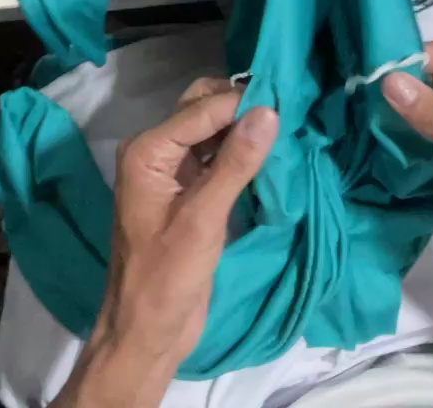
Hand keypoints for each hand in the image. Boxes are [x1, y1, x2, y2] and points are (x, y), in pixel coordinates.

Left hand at [55, 80, 276, 407]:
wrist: (145, 333)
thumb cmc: (166, 278)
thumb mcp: (203, 218)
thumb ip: (236, 163)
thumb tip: (269, 112)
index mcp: (147, 150)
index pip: (202, 109)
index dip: (243, 102)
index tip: (287, 100)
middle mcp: (155, 150)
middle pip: (201, 107)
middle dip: (240, 106)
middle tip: (284, 112)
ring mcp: (170, 169)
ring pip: (210, 128)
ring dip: (242, 126)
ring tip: (283, 126)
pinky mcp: (186, 188)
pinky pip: (214, 154)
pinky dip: (238, 150)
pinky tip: (267, 153)